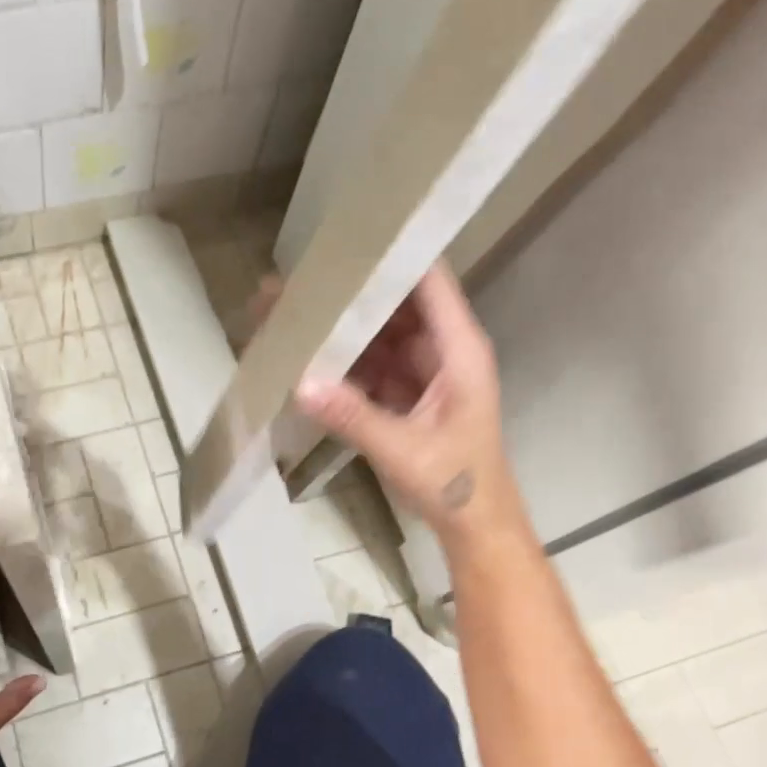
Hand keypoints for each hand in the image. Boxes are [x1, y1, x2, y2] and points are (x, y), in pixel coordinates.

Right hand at [284, 261, 517, 538]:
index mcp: (458, 350)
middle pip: (396, 304)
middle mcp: (441, 349)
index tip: (346, 239)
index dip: (393, 255)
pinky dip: (342, 360)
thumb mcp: (404, 451)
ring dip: (341, 327)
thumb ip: (353, 417)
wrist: (474, 527)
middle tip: (297, 283)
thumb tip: (300, 384)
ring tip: (292, 314)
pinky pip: (371, 363)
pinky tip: (307, 354)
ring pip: (378, 333)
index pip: (429, 282)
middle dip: (350, 293)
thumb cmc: (457, 485)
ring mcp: (423, 370)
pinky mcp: (406, 391)